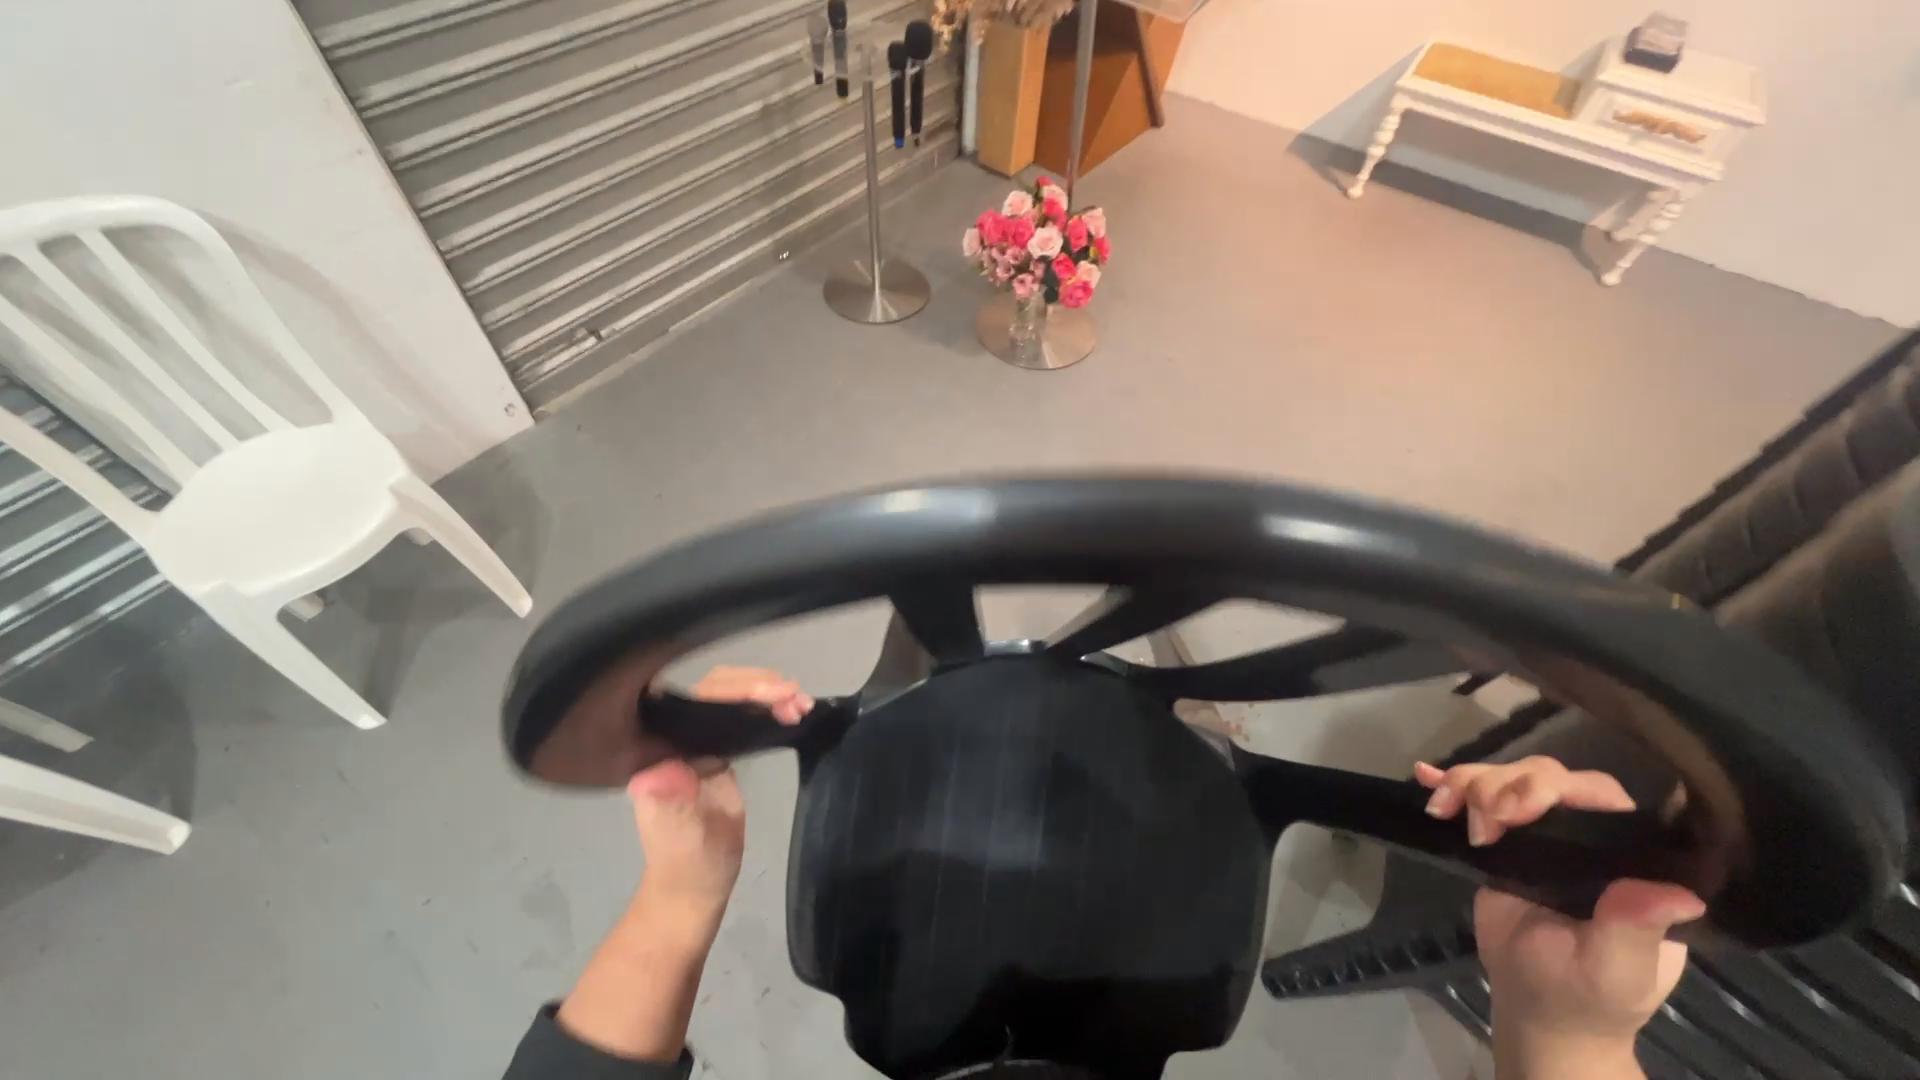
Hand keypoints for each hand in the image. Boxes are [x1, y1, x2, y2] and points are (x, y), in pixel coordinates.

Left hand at [629, 666, 812, 916]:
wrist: (697, 886)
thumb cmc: (687, 865)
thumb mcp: (681, 840)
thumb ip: (670, 807)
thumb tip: (654, 774)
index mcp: (655, 749)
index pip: (693, 700)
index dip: (732, 689)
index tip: (772, 692)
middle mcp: (672, 735)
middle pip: (713, 689)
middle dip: (756, 685)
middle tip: (795, 696)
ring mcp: (696, 739)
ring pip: (730, 696)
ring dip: (767, 691)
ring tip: (801, 702)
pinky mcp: (718, 747)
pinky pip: (742, 714)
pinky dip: (770, 706)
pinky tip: (795, 708)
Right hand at [1415, 758, 1703, 1078]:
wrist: (1537, 1009)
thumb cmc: (1588, 995)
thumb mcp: (1616, 970)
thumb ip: (1636, 928)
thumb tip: (1680, 894)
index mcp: (1626, 859)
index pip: (1599, 796)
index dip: (1554, 787)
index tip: (1516, 810)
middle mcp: (1585, 834)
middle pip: (1543, 775)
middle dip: (1501, 784)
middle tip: (1483, 823)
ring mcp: (1538, 833)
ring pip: (1503, 777)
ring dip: (1469, 784)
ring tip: (1446, 812)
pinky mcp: (1498, 841)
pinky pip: (1473, 799)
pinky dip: (1447, 782)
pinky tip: (1425, 775)